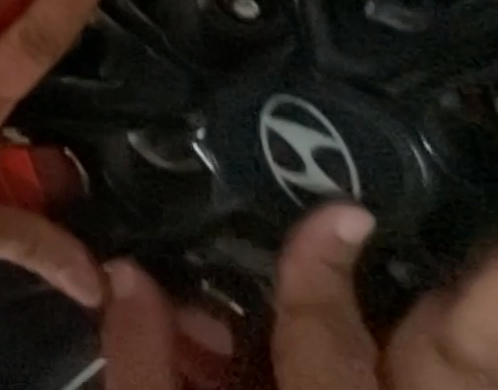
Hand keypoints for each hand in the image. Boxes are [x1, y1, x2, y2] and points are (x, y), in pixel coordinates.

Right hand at [100, 202, 497, 388]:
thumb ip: (141, 362)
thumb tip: (127, 274)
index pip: (323, 338)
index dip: (323, 272)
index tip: (342, 214)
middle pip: (449, 375)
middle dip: (469, 313)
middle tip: (488, 249)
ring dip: (474, 343)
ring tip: (481, 278)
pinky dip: (463, 374)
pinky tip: (452, 354)